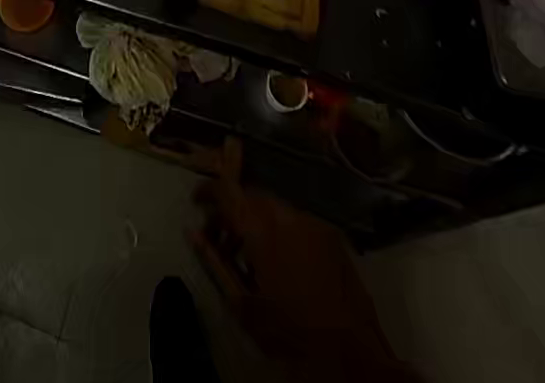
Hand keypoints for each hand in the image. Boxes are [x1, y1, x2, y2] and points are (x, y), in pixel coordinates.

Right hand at [189, 138, 418, 381]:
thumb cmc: (289, 333)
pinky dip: (279, 227)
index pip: (228, 191)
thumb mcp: (242, 304)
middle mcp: (288, 216)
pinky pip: (296, 218)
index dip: (208, 190)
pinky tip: (277, 257)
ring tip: (247, 251)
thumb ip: (214, 262)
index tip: (196, 202)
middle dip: (231, 208)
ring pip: (273, 205)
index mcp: (263, 230)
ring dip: (255, 217)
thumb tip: (193, 232)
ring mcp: (313, 222)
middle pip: (250, 195)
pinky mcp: (331, 234)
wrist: (351, 354)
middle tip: (218, 236)